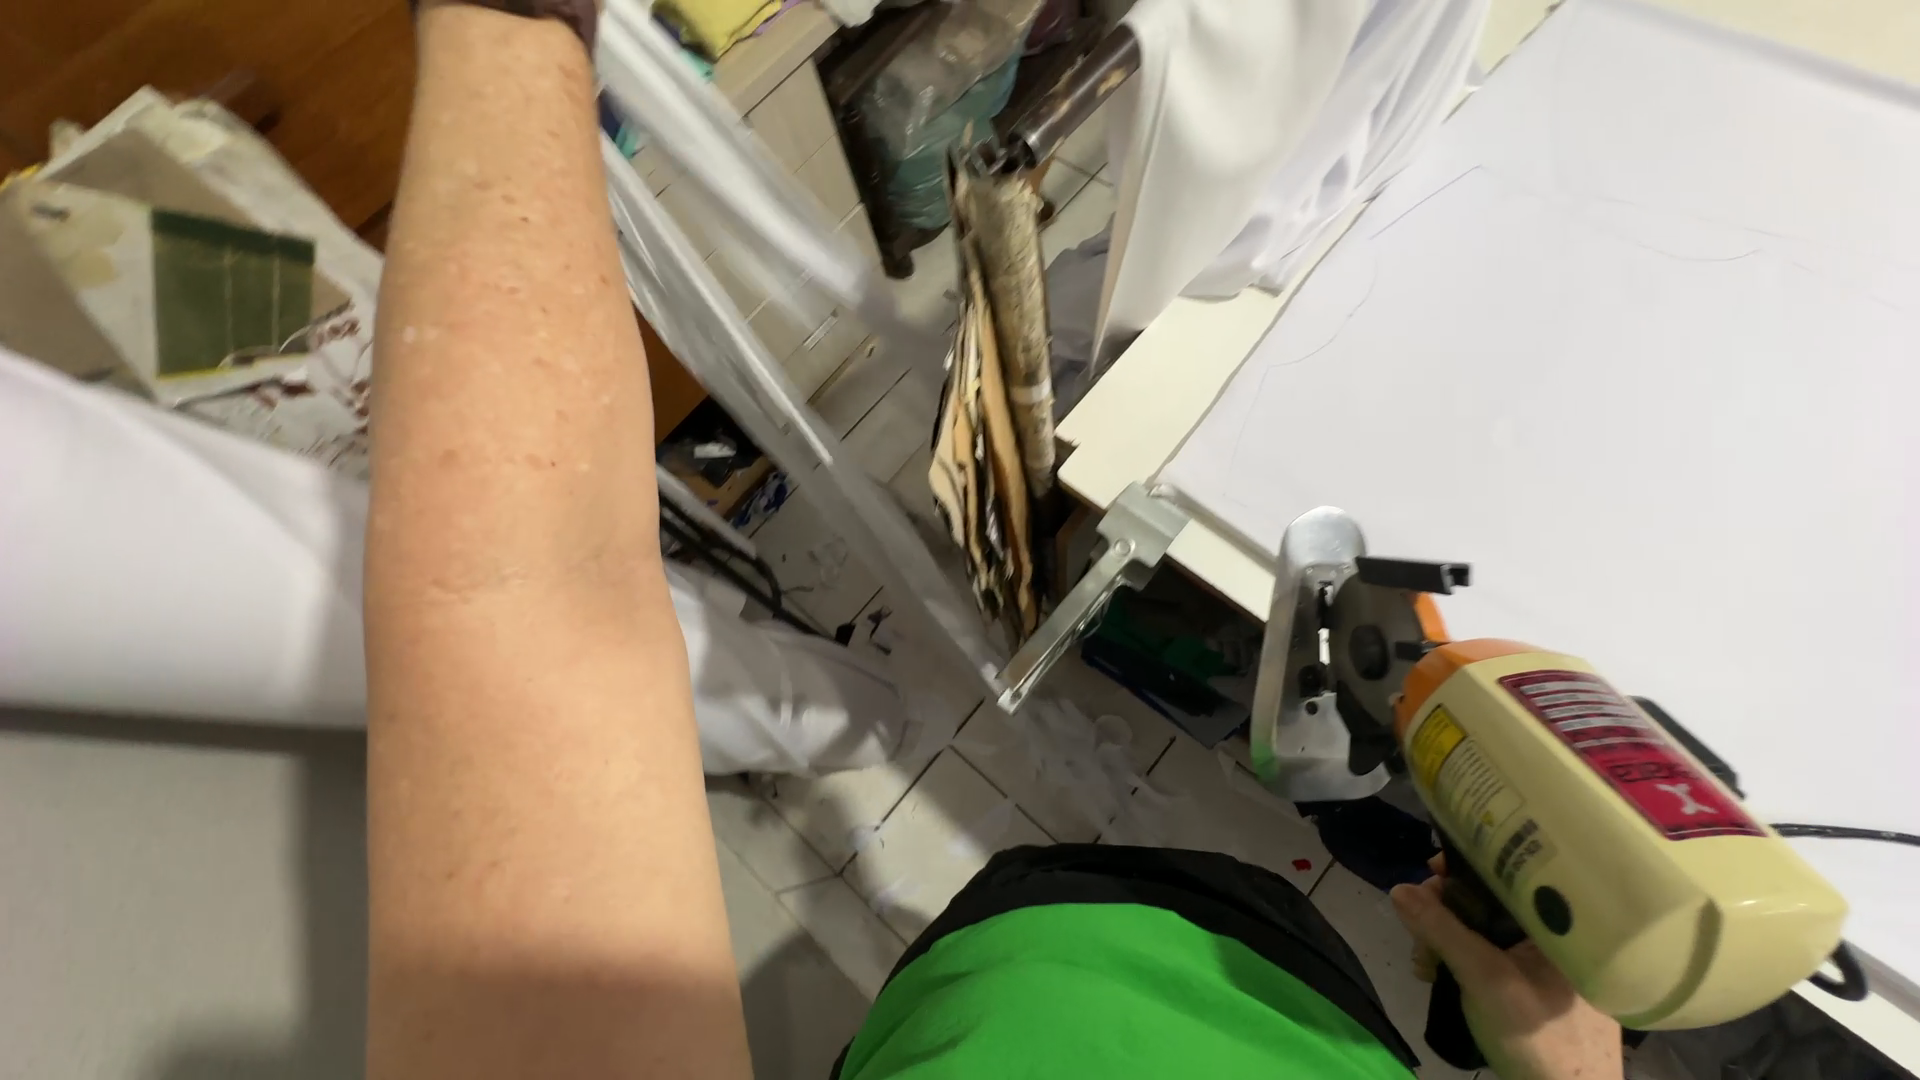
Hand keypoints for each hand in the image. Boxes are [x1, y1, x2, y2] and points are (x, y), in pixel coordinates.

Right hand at [1390, 872, 1621, 1079]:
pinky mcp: (1530, 990)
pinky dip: (1457, 959)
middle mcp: (1554, 942)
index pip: (1511, 876)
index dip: (1468, 866)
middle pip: (1488, 903)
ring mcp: (1542, 968)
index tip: (1431, 869)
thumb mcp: (1485, 980)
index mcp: (1562, 931)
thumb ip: (1442, 930)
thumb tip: (1398, 888)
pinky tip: (1437, 975)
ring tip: (1425, 965)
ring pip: (1482, 930)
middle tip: (1419, 933)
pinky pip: (1486, 955)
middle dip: (1443, 912)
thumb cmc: (1540, 1042)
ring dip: (1443, 939)